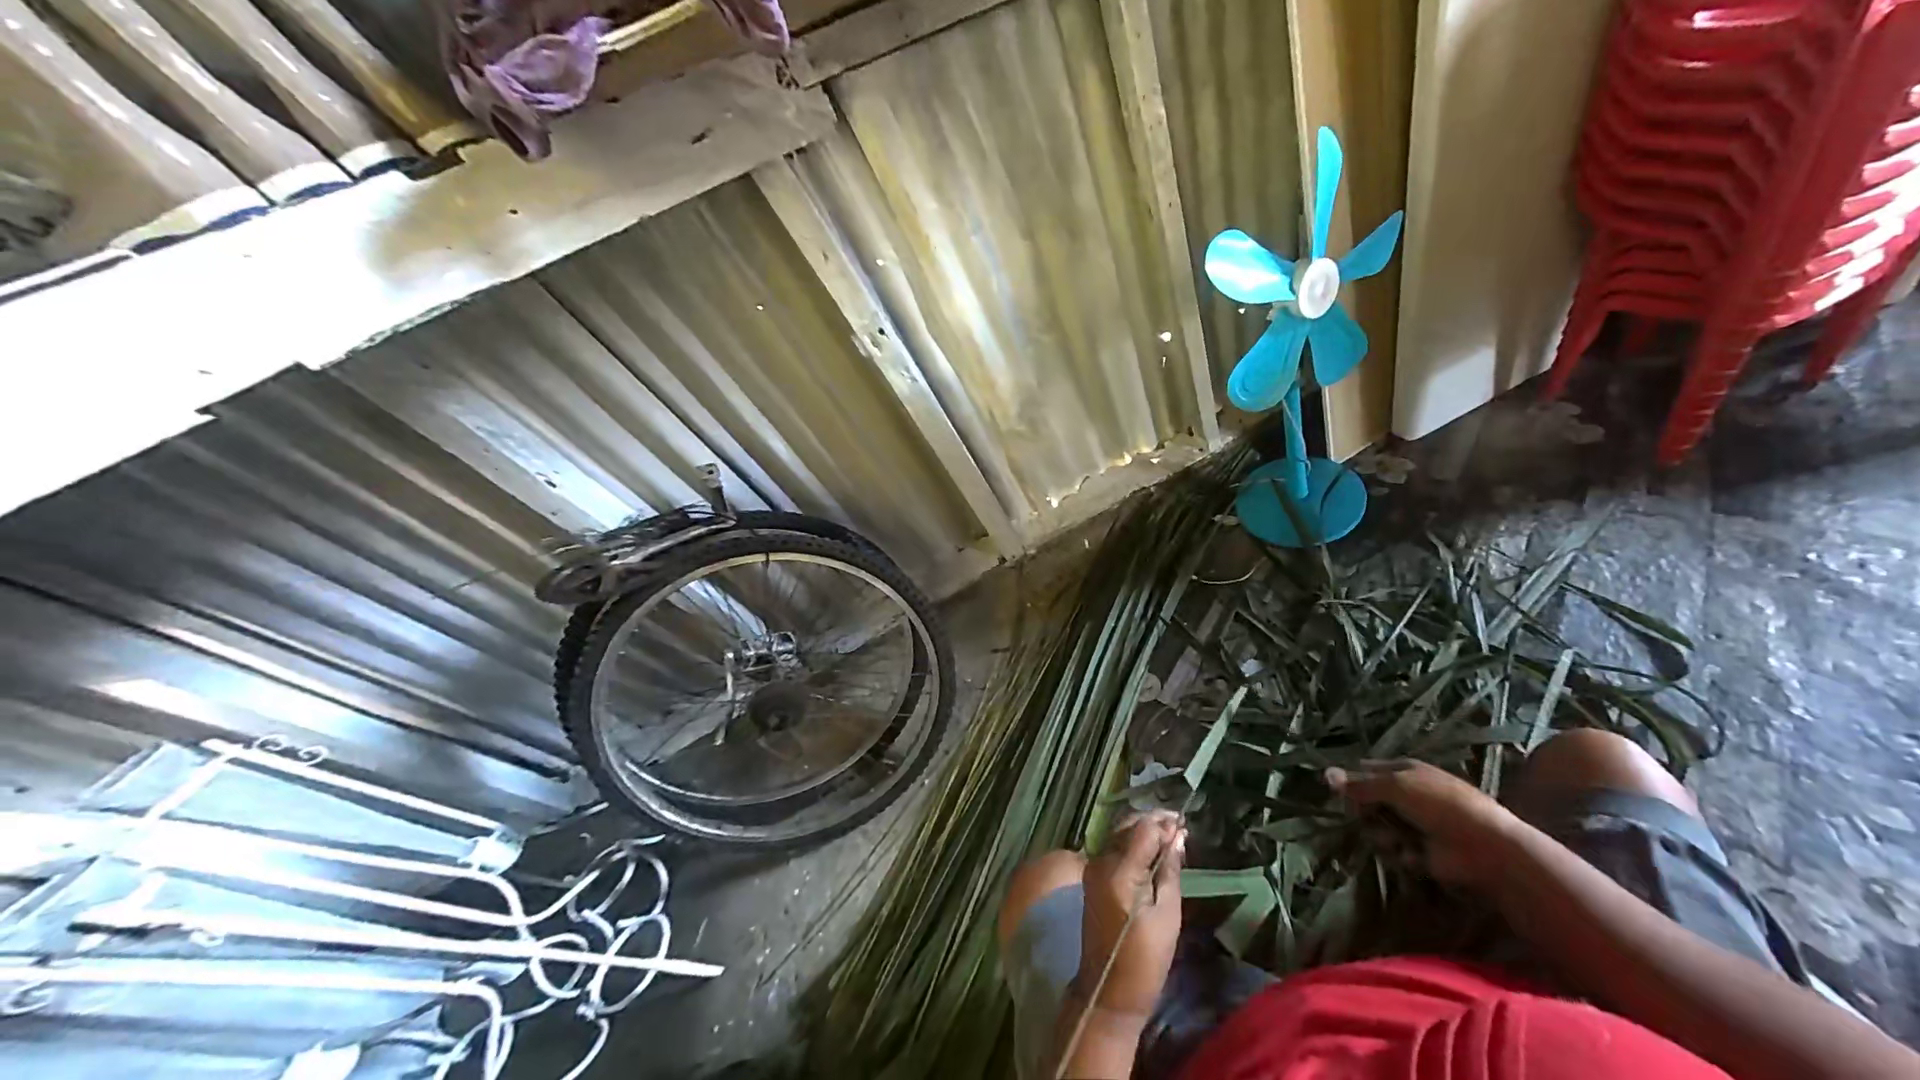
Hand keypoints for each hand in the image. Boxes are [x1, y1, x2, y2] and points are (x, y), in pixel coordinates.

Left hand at [1075, 810, 1184, 1019]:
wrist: (1109, 989)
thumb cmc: (1146, 957)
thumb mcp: (1168, 914)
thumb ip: (1170, 870)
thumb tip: (1178, 836)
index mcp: (1119, 871)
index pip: (1142, 829)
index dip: (1164, 823)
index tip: (1185, 823)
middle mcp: (1100, 862)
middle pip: (1126, 826)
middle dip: (1152, 822)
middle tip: (1179, 826)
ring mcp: (1092, 868)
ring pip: (1118, 834)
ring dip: (1141, 830)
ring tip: (1169, 835)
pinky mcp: (1091, 877)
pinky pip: (1112, 849)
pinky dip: (1131, 844)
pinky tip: (1151, 850)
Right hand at [1326, 760, 1526, 888]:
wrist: (1484, 847)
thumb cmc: (1440, 805)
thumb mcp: (1395, 786)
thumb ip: (1359, 784)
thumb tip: (1324, 774)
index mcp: (1404, 771)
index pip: (1366, 770)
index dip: (1351, 780)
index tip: (1338, 792)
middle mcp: (1407, 795)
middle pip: (1368, 801)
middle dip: (1364, 812)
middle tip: (1363, 817)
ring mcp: (1414, 824)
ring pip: (1377, 827)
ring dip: (1383, 835)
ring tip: (1397, 841)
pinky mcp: (1420, 851)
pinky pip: (1394, 850)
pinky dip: (1401, 853)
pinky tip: (1412, 855)